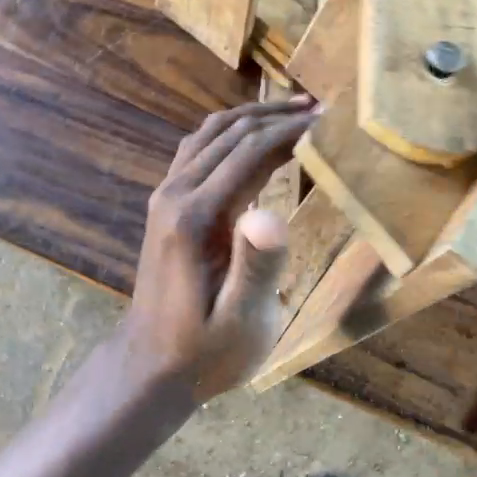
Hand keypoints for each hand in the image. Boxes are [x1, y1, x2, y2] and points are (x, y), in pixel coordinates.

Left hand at [120, 97, 317, 400]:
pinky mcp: (166, 204)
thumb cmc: (203, 353)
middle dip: (276, 116)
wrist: (149, 368)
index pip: (249, 151)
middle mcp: (175, 193)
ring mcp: (166, 196)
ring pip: (210, 134)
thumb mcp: (239, 321)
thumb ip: (256, 268)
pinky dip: (231, 132)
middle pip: (229, 133)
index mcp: (196, 217)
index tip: (328, 118)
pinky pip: (198, 148)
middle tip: (320, 108)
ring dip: (252, 117)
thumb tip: (273, 215)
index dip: (289, 130)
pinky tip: (253, 137)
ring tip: (293, 111)